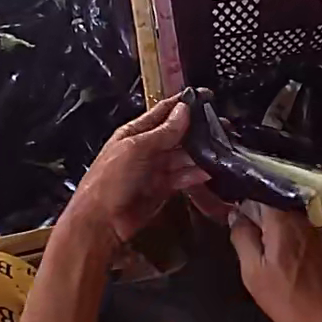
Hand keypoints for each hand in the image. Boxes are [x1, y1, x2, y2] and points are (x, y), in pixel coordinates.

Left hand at [65, 95, 208, 246]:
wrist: (101, 223)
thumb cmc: (107, 183)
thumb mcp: (137, 149)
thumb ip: (163, 132)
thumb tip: (183, 111)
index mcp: (134, 133)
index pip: (163, 112)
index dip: (182, 104)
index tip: (203, 97)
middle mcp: (145, 150)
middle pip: (176, 135)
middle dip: (197, 131)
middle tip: (220, 127)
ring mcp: (154, 170)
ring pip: (182, 157)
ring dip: (199, 154)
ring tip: (218, 150)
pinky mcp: (161, 189)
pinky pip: (182, 178)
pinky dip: (195, 175)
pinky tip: (207, 172)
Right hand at [226, 201, 321, 321]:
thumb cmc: (289, 300)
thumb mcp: (253, 272)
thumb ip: (242, 237)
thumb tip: (236, 215)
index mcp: (282, 219)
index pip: (257, 194)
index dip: (244, 206)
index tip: (237, 223)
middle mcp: (302, 217)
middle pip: (274, 203)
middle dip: (259, 218)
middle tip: (250, 244)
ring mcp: (318, 229)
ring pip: (288, 218)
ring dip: (275, 230)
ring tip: (268, 256)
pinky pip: (301, 231)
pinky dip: (290, 239)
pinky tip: (287, 262)